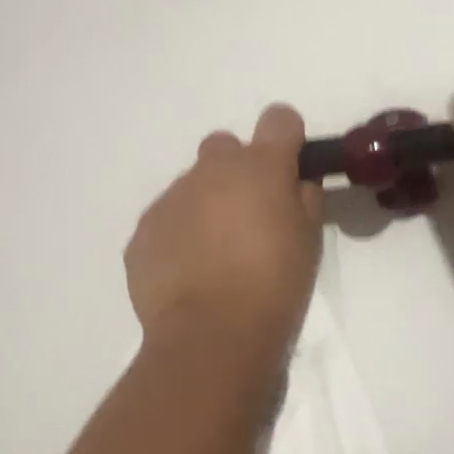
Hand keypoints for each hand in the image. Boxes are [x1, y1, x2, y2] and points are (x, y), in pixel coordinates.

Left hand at [126, 105, 322, 361]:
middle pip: (226, 147)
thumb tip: (295, 182)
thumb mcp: (309, 240)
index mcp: (260, 166)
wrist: (212, 334)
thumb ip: (304, 199)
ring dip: (208, 205)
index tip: (290, 167)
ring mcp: (172, 198)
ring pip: (193, 185)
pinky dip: (181, 235)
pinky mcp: (144, 230)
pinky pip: (167, 219)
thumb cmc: (275, 285)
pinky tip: (192, 273)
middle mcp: (211, 170)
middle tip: (251, 216)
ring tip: (218, 255)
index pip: (279, 119)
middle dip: (239, 172)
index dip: (287, 139)